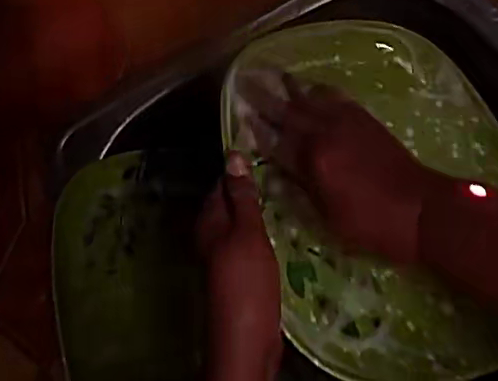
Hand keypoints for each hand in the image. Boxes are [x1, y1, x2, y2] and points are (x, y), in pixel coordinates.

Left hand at [198, 153, 282, 380]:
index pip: (222, 181)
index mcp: (208, 218)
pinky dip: (264, 237)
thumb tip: (233, 154)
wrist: (246, 343)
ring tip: (289, 201)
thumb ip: (242, 197)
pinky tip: (283, 237)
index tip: (266, 154)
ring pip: (242, 224)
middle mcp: (211, 232)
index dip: (241, 168)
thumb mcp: (248, 234)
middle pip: (231, 202)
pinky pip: (249, 245)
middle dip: (253, 191)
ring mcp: (223, 255)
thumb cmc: (245, 283)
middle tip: (284, 176)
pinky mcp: (237, 276)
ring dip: (260, 215)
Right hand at [242, 72, 448, 266]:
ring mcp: (341, 121)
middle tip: (242, 79)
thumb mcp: (331, 223)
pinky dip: (316, 88)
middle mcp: (320, 134)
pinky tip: (310, 85)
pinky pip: (331, 94)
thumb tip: (276, 179)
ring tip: (269, 71)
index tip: (239, 114)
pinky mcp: (360, 116)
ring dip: (285, 84)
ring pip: (306, 96)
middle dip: (260, 95)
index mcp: (310, 162)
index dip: (254, 128)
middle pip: (283, 110)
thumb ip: (300, 196)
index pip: (273, 141)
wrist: (424, 210)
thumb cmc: (375, 225)